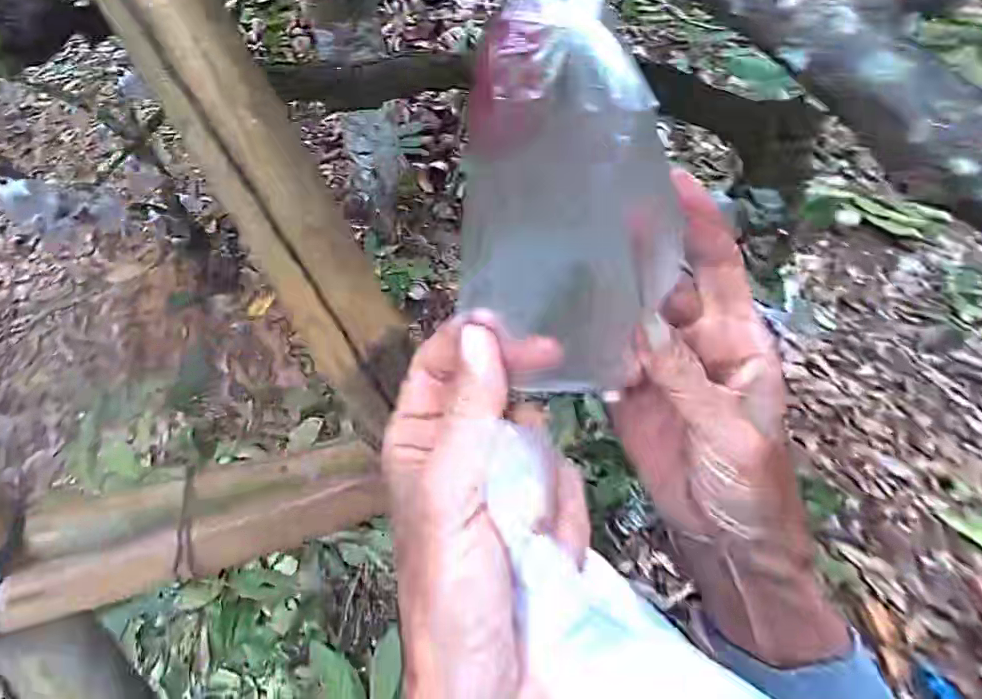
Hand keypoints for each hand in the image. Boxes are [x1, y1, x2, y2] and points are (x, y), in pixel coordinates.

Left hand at [382, 314, 588, 698]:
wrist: (495, 685)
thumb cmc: (450, 587)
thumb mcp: (451, 492)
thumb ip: (469, 410)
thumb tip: (478, 332)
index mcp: (419, 435)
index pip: (441, 363)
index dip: (470, 336)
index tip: (509, 319)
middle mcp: (457, 448)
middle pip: (494, 388)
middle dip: (521, 392)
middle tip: (553, 358)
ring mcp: (501, 479)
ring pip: (535, 434)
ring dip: (540, 478)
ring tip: (528, 529)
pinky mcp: (538, 510)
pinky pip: (562, 481)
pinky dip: (562, 516)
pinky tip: (549, 555)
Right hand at [610, 170, 849, 667]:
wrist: (728, 541)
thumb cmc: (754, 484)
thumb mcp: (732, 431)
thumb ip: (686, 377)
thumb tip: (641, 323)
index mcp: (737, 338)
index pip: (718, 266)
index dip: (700, 223)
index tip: (675, 182)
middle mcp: (694, 337)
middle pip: (663, 281)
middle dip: (637, 247)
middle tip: (598, 211)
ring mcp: (658, 360)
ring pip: (628, 310)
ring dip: (605, 287)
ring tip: (568, 253)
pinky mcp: (628, 385)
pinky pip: (606, 348)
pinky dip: (587, 334)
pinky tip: (561, 315)